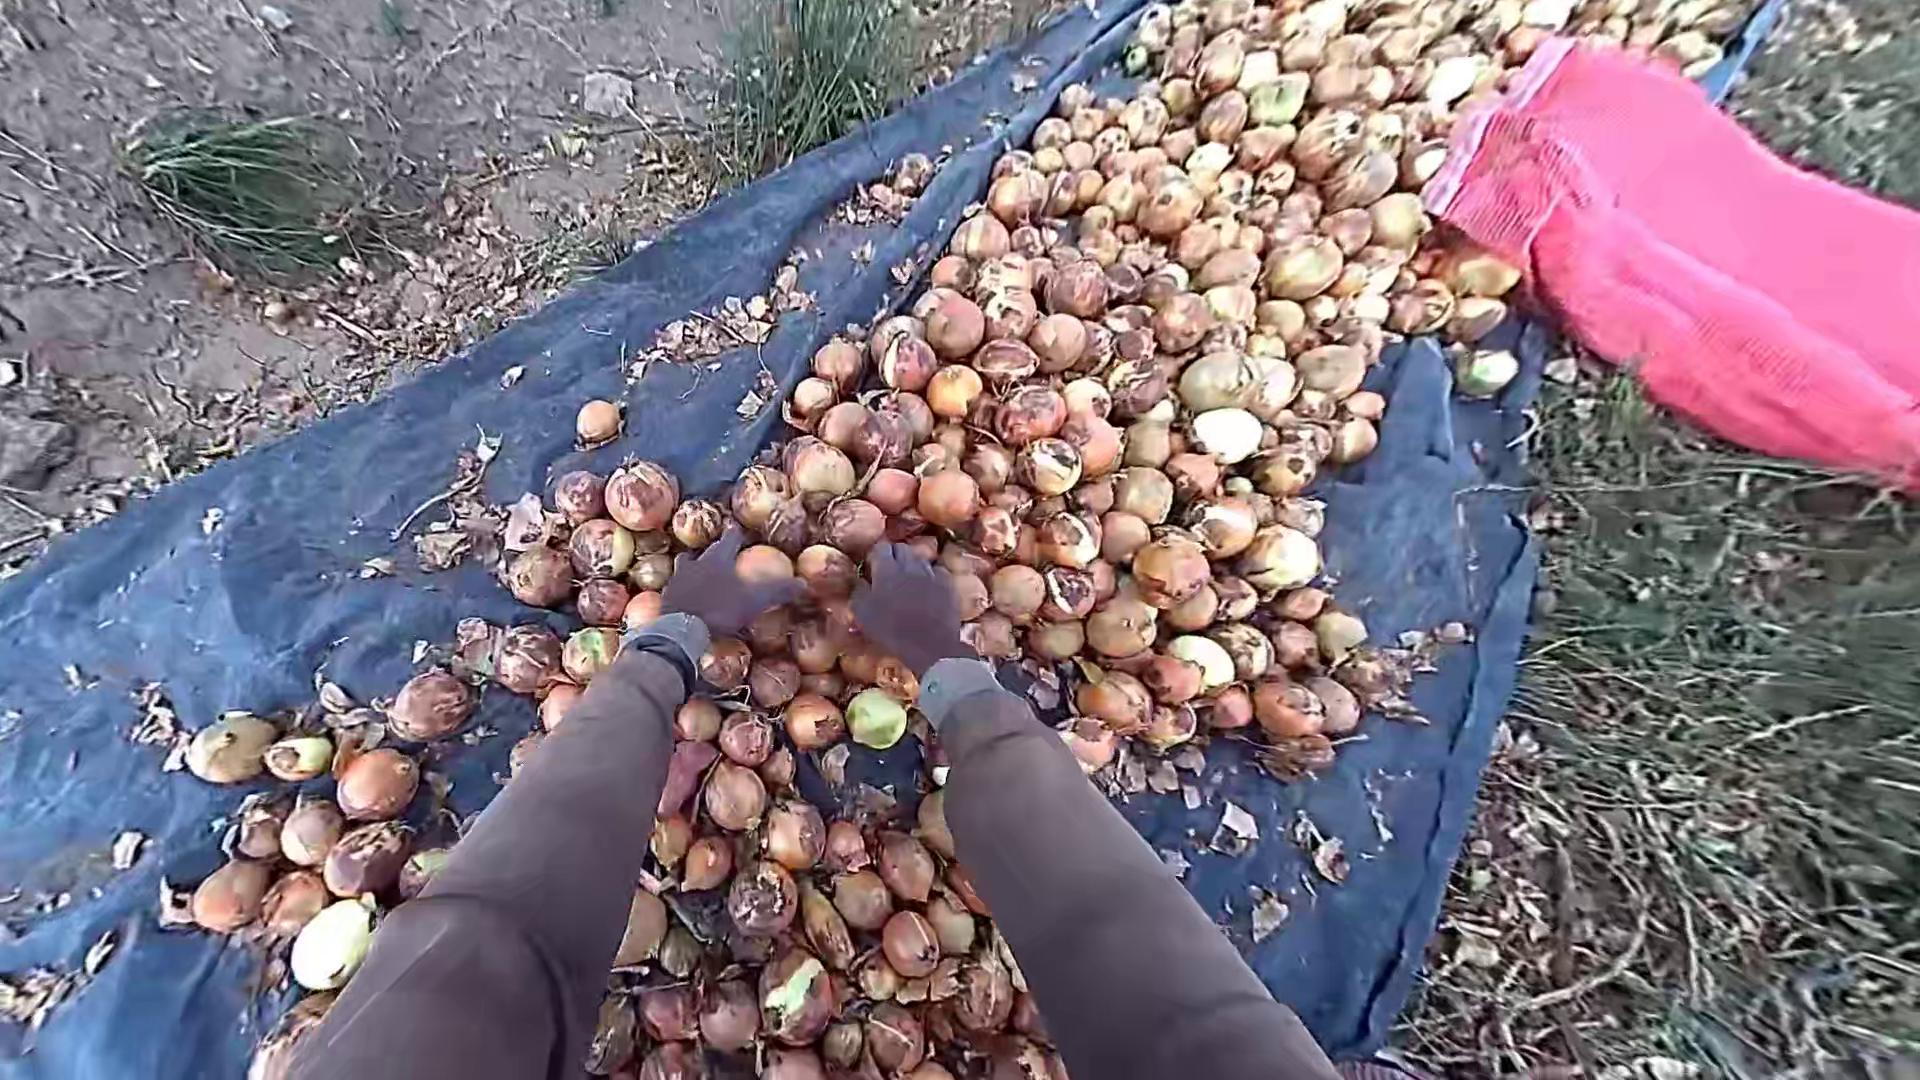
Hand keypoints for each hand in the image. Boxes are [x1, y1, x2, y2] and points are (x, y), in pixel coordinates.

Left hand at [660, 526, 804, 636]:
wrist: (681, 630)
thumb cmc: (721, 609)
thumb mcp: (755, 600)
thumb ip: (778, 590)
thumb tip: (804, 583)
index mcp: (718, 559)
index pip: (729, 538)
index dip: (736, 533)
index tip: (738, 529)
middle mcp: (696, 563)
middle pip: (706, 550)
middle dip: (715, 548)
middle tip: (722, 550)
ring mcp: (678, 579)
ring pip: (686, 564)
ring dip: (693, 565)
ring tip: (700, 570)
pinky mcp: (667, 596)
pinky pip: (677, 586)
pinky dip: (684, 587)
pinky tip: (688, 594)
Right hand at [851, 543, 973, 677]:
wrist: (930, 644)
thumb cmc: (891, 630)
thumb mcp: (863, 614)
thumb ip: (858, 592)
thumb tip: (859, 581)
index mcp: (887, 569)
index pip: (880, 547)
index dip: (875, 556)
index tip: (872, 568)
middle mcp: (910, 564)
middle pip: (901, 548)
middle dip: (893, 556)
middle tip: (889, 573)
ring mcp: (931, 572)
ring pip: (919, 559)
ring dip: (912, 566)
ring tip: (908, 582)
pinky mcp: (947, 583)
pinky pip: (937, 571)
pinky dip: (931, 577)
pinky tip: (928, 590)